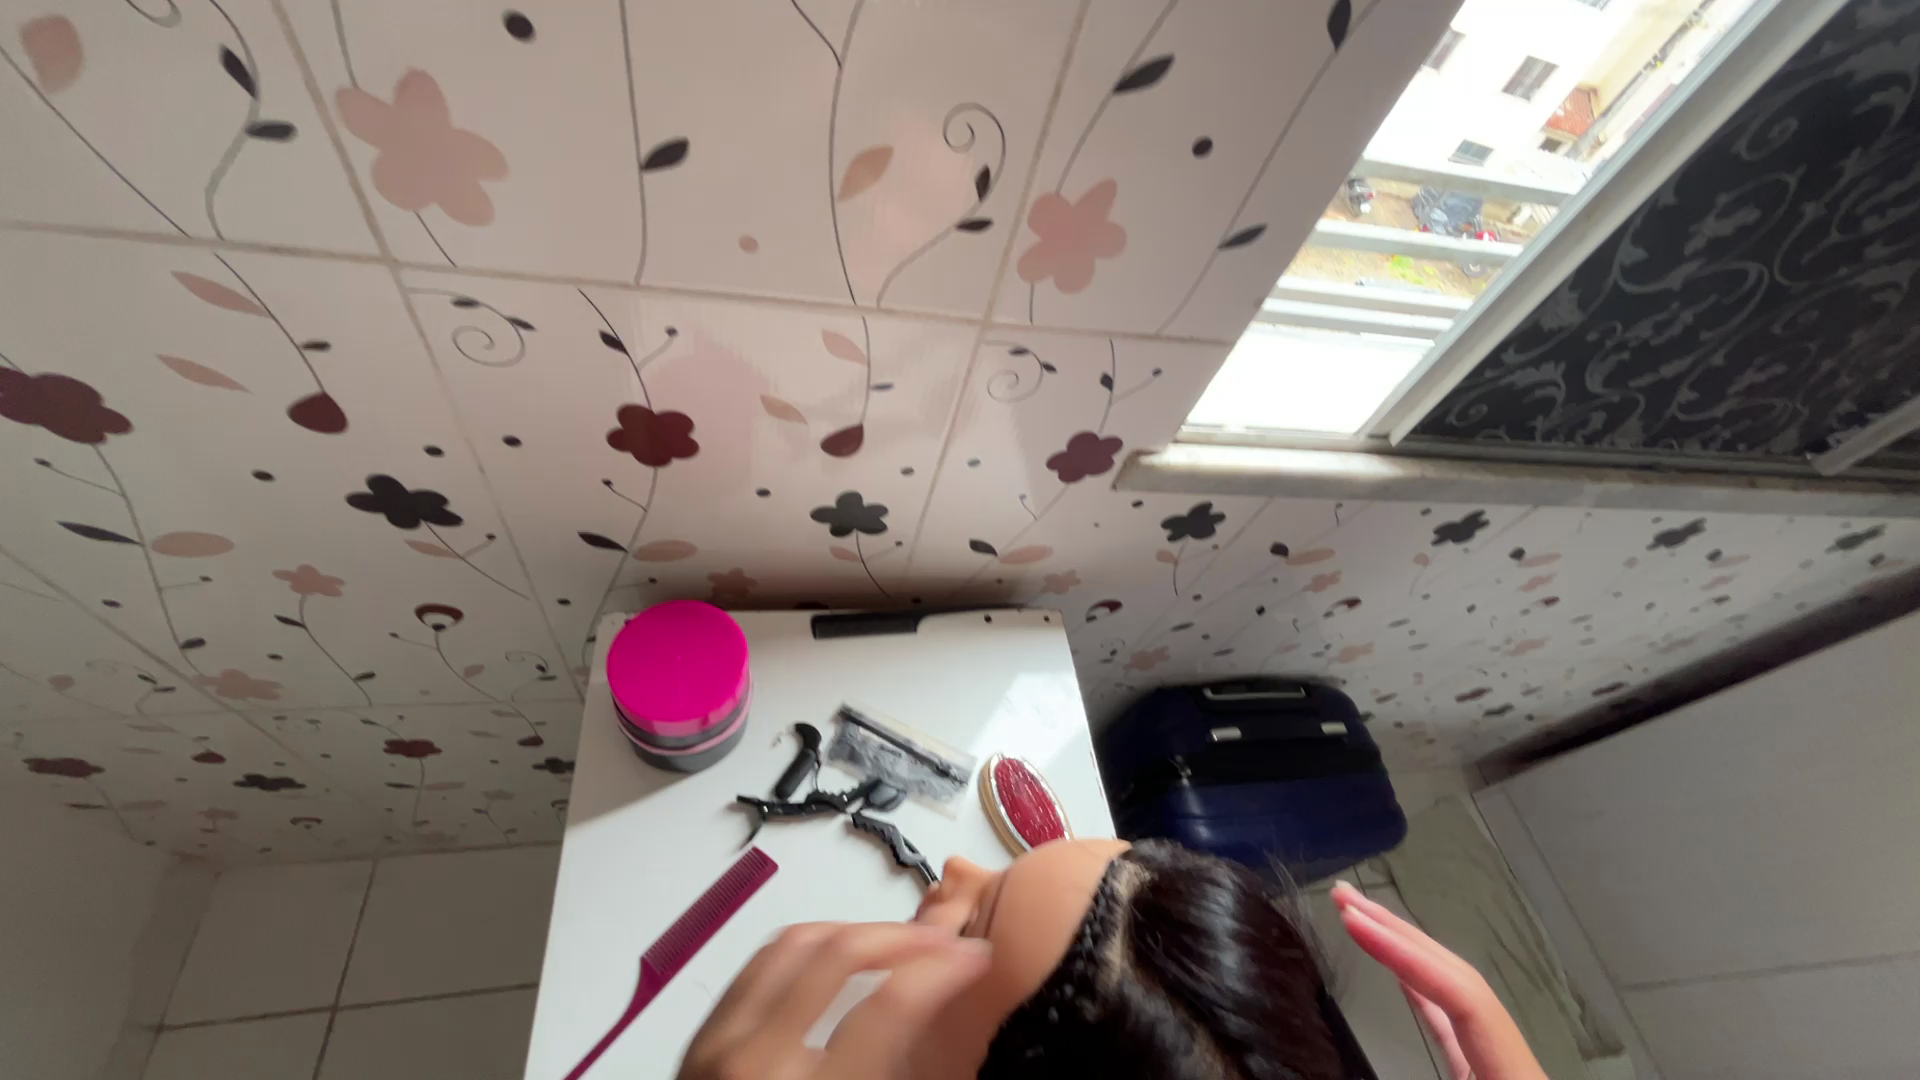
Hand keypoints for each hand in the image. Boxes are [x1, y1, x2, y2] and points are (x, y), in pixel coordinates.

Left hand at [677, 921, 990, 1079]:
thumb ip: (894, 1072)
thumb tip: (933, 1024)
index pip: (890, 1005)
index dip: (943, 969)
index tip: (975, 957)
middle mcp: (760, 1059)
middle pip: (845, 953)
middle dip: (907, 937)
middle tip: (945, 941)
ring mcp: (723, 1041)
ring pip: (801, 940)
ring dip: (859, 929)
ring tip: (898, 940)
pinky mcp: (702, 1036)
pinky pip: (763, 958)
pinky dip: (811, 941)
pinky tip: (838, 950)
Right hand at [1332, 881, 1546, 1079]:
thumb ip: (1430, 1059)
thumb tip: (1328, 1061)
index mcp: (1514, 1074)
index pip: (1462, 996)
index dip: (1405, 955)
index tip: (1349, 921)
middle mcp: (1512, 1059)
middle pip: (1458, 977)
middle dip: (1398, 933)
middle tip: (1343, 896)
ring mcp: (1501, 1064)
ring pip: (1453, 991)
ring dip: (1402, 950)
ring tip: (1355, 914)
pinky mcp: (1488, 1076)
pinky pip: (1453, 1022)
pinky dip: (1418, 987)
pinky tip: (1393, 966)